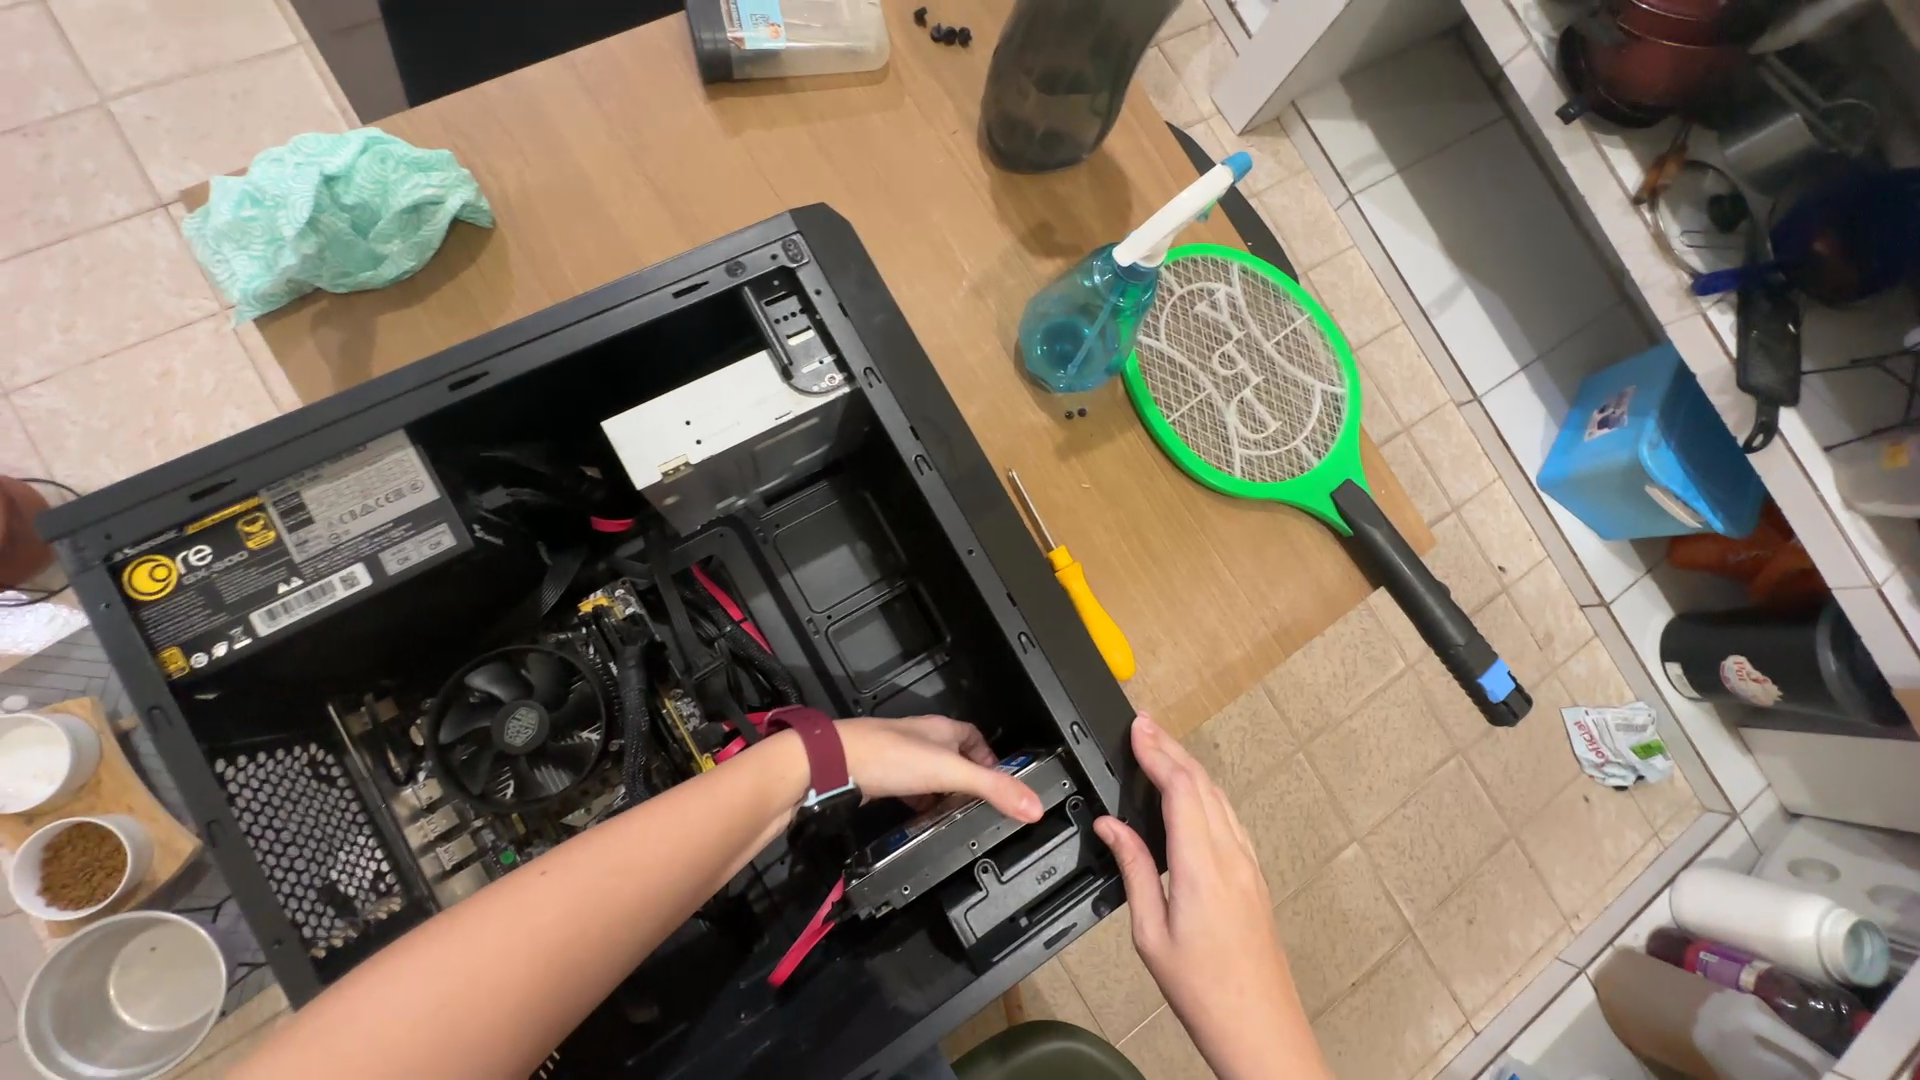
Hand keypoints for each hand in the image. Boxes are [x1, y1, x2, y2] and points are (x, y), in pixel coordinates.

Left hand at [837, 716, 1042, 823]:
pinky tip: (919, 819)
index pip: (975, 737)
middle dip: (967, 781)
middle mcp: (922, 739)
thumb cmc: (890, 757)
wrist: (835, 764)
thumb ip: (992, 788)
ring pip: (929, 774)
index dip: (990, 758)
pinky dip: (918, 803)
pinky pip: (907, 789)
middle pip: (953, 757)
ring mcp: (899, 756)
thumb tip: (1034, 804)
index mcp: (942, 730)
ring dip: (942, 794)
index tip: (1000, 782)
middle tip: (979, 807)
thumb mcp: (950, 773)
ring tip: (953, 818)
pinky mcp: (880, 775)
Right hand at [1094, 715, 1328, 1079]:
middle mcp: (1231, 856)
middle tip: (1144, 723)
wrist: (1262, 1031)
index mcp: (1201, 867)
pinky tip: (1191, 793)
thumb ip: (1134, 869)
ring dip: (1189, 765)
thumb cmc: (1204, 990)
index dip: (1157, 752)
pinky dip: (1205, 791)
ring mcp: (1248, 865)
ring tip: (1162, 747)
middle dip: (1171, 747)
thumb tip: (1111, 826)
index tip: (1137, 728)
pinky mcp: (1254, 877)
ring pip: (1219, 797)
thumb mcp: (1151, 933)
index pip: (1180, 789)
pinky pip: (1229, 818)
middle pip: (1202, 783)